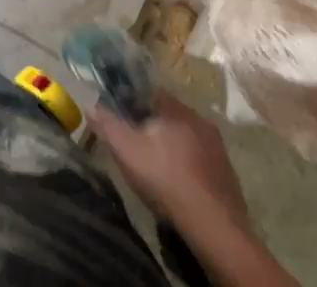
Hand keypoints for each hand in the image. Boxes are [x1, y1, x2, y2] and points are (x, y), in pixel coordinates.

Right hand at [90, 95, 297, 286]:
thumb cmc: (164, 178)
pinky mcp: (226, 172)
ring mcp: (217, 148)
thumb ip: (107, 124)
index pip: (150, 92)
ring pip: (184, 137)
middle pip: (168, 115)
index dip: (131, 101)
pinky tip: (174, 182)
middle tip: (132, 142)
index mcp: (177, 110)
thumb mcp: (126, 150)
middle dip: (150, 124)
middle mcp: (201, 121)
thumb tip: (91, 105)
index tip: (118, 116)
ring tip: (152, 164)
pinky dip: (184, 164)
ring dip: (169, 145)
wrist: (213, 224)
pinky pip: (198, 158)